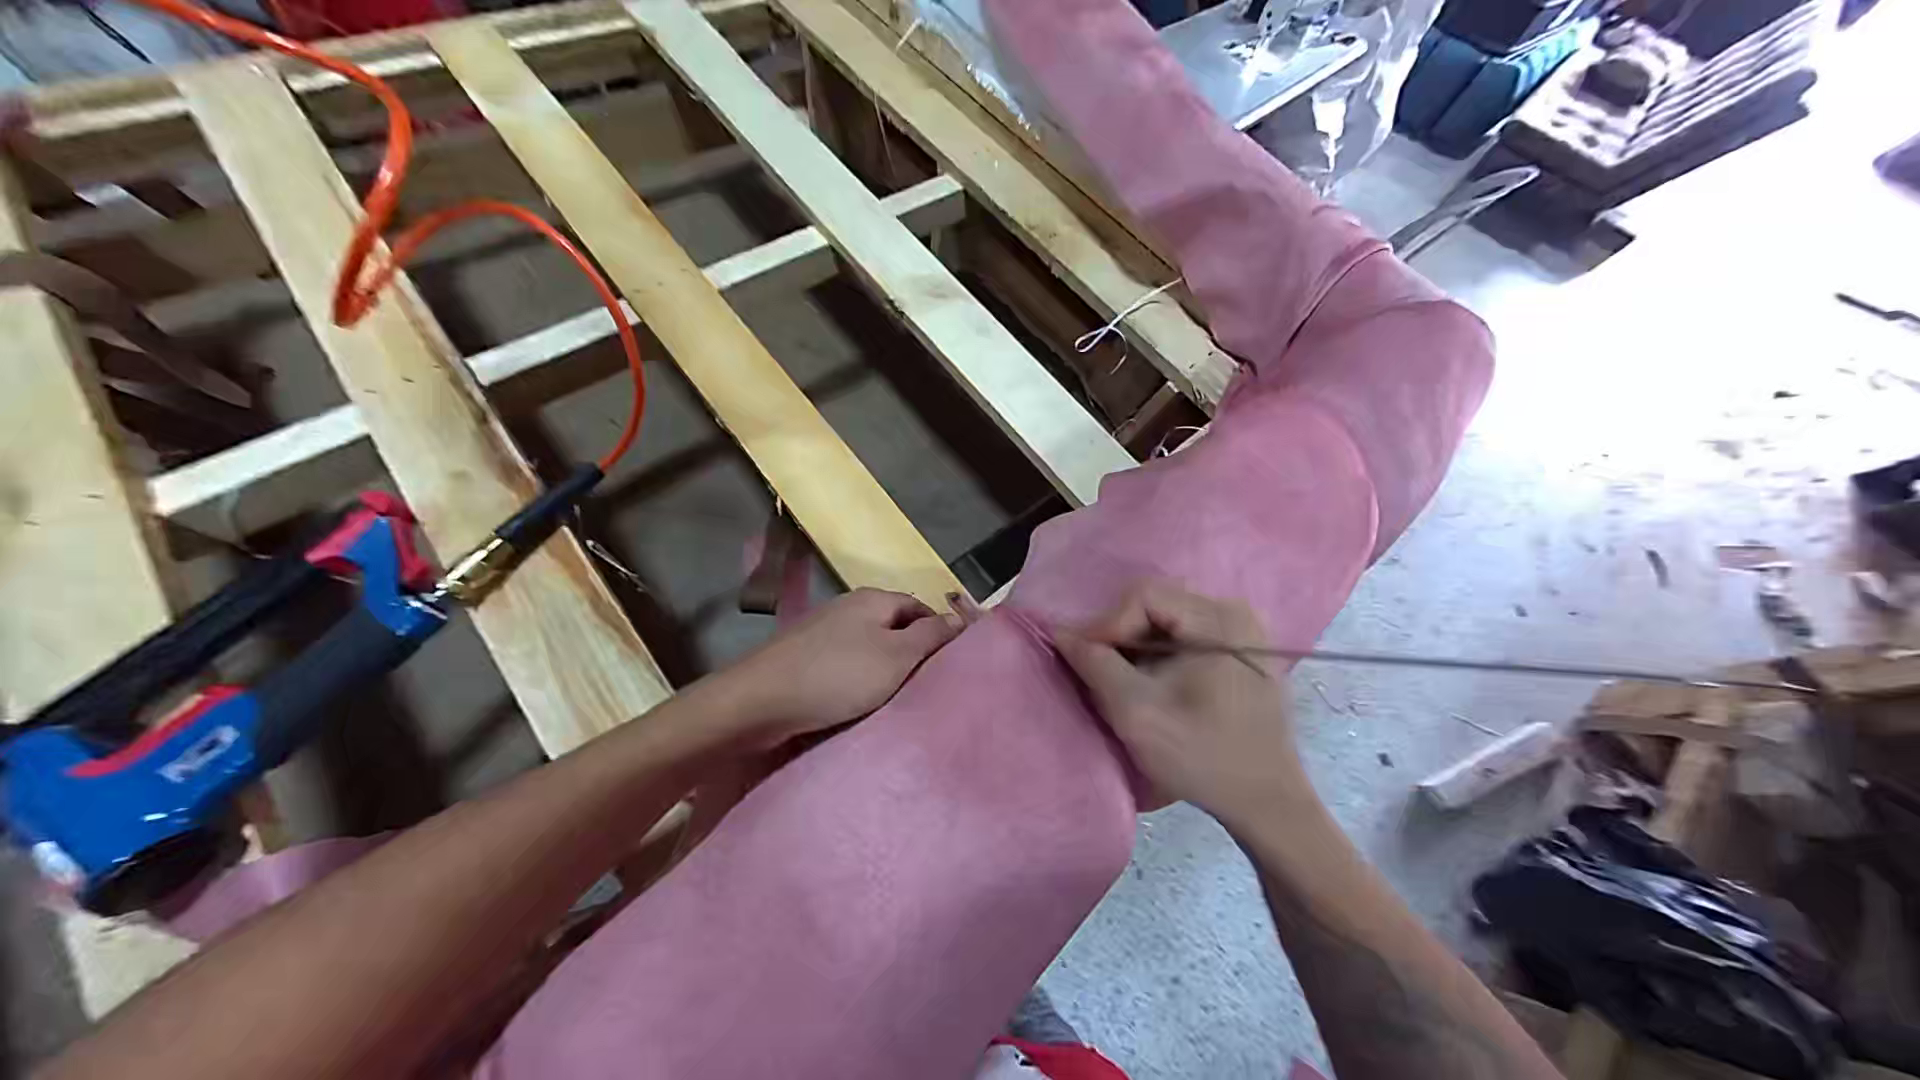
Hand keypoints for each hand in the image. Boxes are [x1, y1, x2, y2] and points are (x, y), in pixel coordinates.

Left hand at [723, 588, 958, 745]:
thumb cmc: (837, 676)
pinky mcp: (804, 656)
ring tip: (898, 699)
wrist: (759, 701)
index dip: (940, 633)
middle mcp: (848, 607)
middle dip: (913, 654)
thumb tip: (959, 618)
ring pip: (870, 647)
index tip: (950, 667)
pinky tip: (860, 702)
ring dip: (886, 669)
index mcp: (873, 599)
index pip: (921, 607)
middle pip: (895, 626)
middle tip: (928, 687)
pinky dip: (859, 680)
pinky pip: (846, 663)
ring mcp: (823, 631)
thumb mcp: (896, 656)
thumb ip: (931, 636)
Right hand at [1052, 581, 1313, 826]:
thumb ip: (1095, 665)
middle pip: (1156, 603)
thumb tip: (1061, 632)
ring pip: (1168, 620)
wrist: (1267, 802)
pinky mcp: (1243, 650)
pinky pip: (1186, 634)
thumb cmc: (1203, 757)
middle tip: (1101, 671)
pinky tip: (1152, 683)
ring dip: (1137, 645)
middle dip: (1121, 635)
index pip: (1143, 596)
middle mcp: (1236, 612)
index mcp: (1220, 620)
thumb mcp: (1137, 712)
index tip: (1087, 661)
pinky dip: (1159, 653)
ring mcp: (1244, 630)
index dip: (1107, 624)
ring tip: (1123, 680)